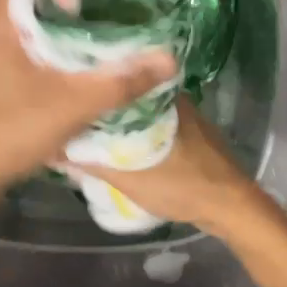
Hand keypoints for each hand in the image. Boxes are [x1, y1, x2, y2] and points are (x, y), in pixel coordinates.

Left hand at [0, 0, 175, 190]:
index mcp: (8, 18)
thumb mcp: (73, 104)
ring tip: (116, 40)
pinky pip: (54, 39)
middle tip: (114, 18)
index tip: (79, 6)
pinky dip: (77, 43)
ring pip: (52, 14)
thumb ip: (122, 82)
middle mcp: (8, 23)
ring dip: (84, 22)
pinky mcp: (23, 67)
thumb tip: (170, 59)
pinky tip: (102, 64)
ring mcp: (14, 46)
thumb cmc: (16, 129)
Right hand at [71, 96, 262, 234]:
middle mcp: (175, 99)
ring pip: (144, 112)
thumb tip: (56, 148)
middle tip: (76, 114)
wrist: (231, 207)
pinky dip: (139, 132)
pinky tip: (124, 144)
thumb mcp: (129, 177)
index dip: (95, 86)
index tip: (71, 91)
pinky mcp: (194, 135)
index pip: (120, 79)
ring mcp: (188, 116)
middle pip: (130, 95)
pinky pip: (157, 125)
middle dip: (106, 105)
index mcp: (161, 97)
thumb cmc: (181, 185)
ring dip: (123, 121)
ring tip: (93, 129)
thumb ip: (92, 162)